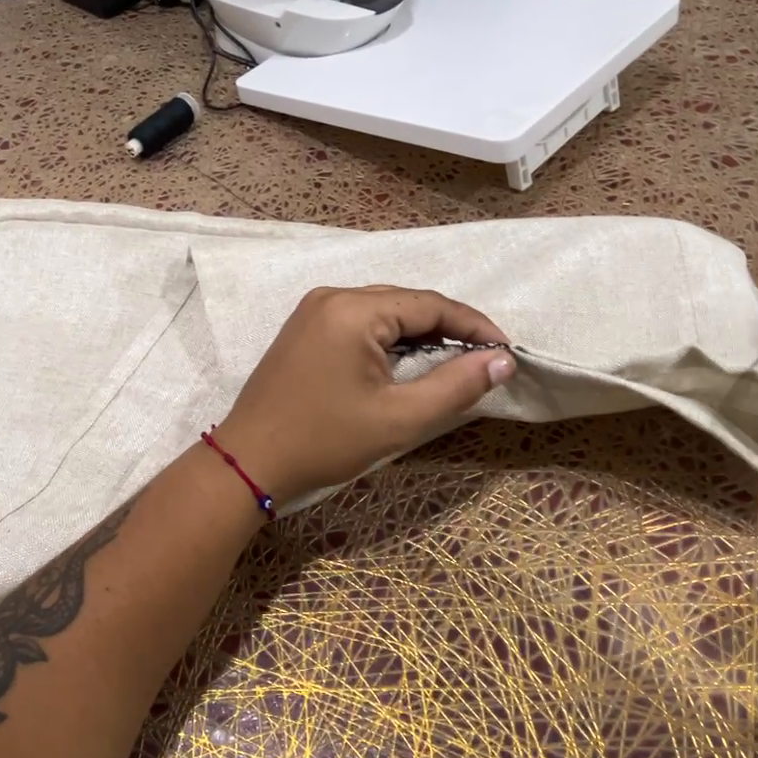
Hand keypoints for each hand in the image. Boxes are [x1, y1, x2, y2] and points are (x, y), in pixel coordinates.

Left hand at [210, 286, 517, 507]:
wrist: (250, 461)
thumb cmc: (325, 440)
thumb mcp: (399, 419)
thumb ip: (456, 385)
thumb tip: (502, 360)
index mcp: (353, 310)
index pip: (430, 304)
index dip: (473, 326)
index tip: (507, 352)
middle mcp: (331, 297)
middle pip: (406, 303)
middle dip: (448, 329)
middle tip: (482, 362)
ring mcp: (312, 311)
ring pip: (382, 312)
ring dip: (418, 335)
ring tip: (451, 365)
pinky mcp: (303, 330)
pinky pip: (358, 323)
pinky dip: (388, 340)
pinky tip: (405, 365)